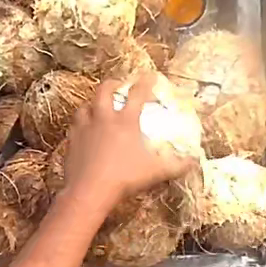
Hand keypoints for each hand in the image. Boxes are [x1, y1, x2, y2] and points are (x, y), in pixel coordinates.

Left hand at [60, 72, 191, 208]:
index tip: (150, 76)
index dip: (146, 82)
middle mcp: (103, 118)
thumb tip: (194, 161)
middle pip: (104, 90)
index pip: (138, 94)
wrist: (90, 190)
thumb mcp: (157, 171)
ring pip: (85, 107)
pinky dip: (80, 125)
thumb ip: (177, 165)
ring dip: (92, 104)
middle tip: (119, 85)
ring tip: (97, 107)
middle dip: (113, 84)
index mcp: (126, 121)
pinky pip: (74, 127)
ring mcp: (84, 128)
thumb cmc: (126, 177)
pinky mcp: (71, 141)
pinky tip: (82, 131)